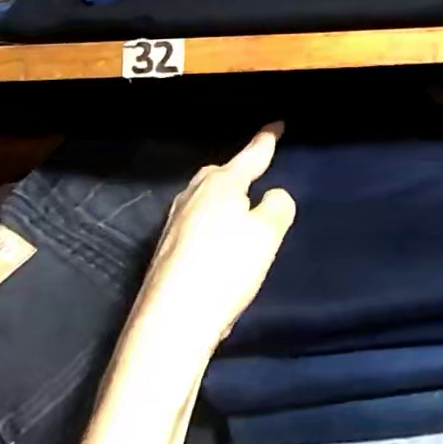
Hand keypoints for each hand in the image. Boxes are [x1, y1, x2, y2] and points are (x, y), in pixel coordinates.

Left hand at [132, 124, 295, 350]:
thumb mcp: (267, 234)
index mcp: (221, 183)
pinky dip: (212, 224)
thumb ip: (277, 206)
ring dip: (223, 200)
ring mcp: (174, 220)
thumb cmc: (225, 267)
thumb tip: (272, 195)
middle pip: (221, 173)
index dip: (267, 139)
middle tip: (258, 174)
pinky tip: (218, 245)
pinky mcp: (165, 248)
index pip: (252, 154)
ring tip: (240, 210)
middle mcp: (193, 194)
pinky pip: (196, 223)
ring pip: (205, 198)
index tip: (277, 124)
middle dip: (239, 171)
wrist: (172, 320)